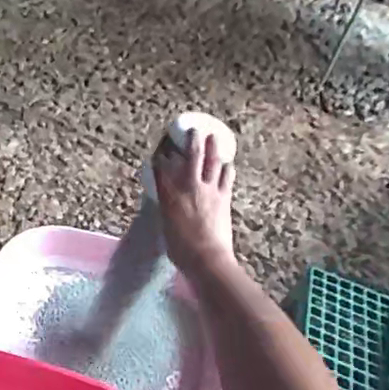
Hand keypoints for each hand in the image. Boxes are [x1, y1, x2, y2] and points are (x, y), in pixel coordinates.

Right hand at [153, 125, 235, 275]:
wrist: (207, 259)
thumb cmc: (181, 250)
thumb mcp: (167, 228)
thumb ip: (168, 212)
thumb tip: (171, 206)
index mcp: (169, 196)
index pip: (162, 168)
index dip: (161, 157)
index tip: (161, 151)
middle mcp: (189, 187)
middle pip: (191, 156)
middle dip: (192, 140)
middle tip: (193, 130)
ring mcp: (209, 190)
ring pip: (212, 161)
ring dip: (213, 147)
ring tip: (213, 137)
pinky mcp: (224, 198)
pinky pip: (227, 177)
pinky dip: (226, 168)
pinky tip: (227, 164)